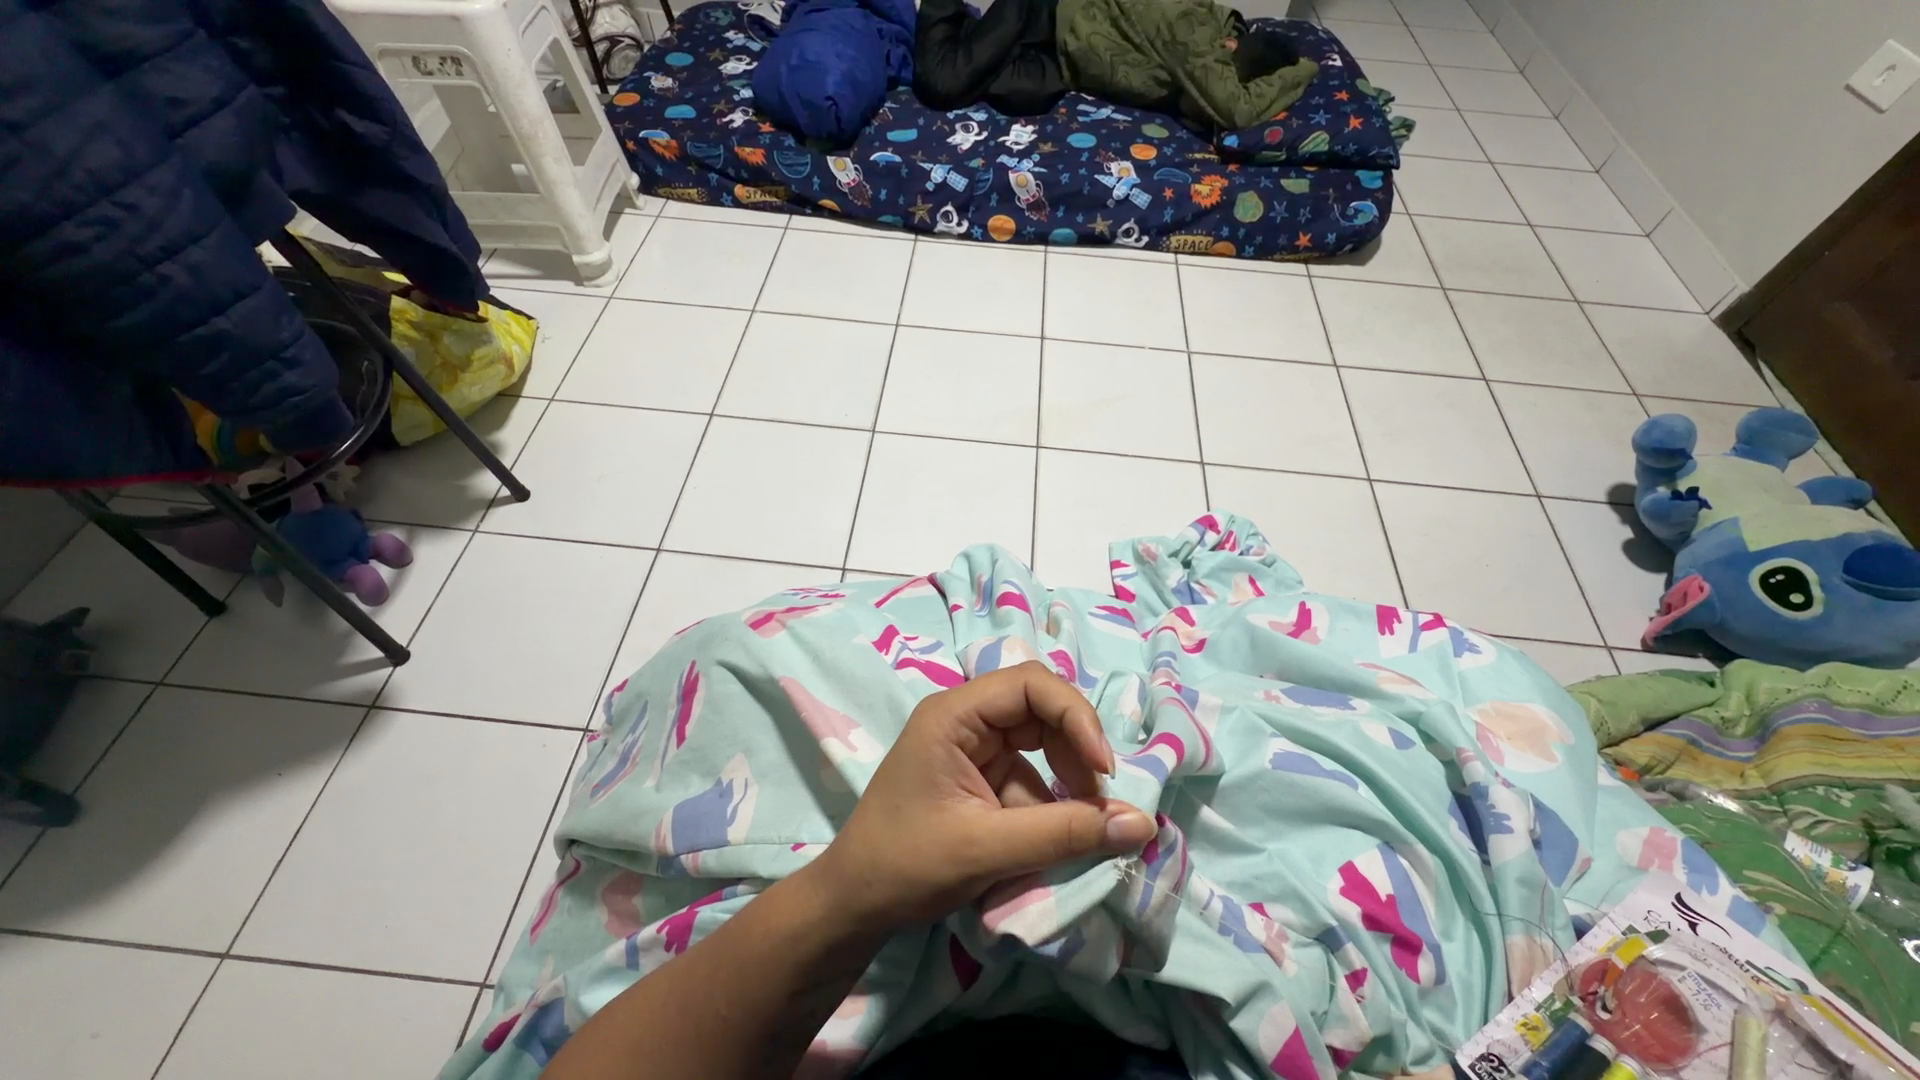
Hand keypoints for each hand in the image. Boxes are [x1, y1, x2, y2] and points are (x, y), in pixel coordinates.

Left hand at [810, 661, 1156, 929]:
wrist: (853, 905)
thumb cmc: (906, 865)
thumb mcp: (988, 849)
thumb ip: (1065, 834)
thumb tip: (1143, 824)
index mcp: (953, 716)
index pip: (1030, 684)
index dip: (1076, 716)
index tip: (1103, 768)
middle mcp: (965, 721)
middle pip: (1041, 710)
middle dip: (1076, 752)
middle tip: (1100, 803)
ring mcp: (973, 751)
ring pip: (1042, 746)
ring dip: (1068, 784)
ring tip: (1083, 830)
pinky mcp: (981, 781)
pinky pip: (1031, 779)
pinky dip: (1051, 807)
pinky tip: (1054, 841)